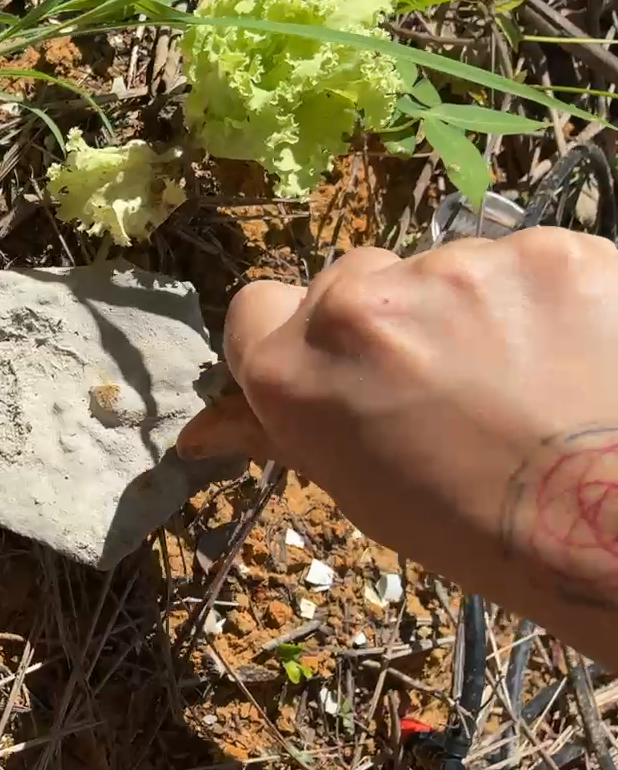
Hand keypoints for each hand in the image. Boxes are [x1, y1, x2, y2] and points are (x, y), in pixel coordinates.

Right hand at [178, 227, 617, 661]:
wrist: (614, 518)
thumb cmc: (456, 513)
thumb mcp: (338, 471)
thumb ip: (267, 428)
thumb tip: (192, 437)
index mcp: (286, 367)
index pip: (254, 303)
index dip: (288, 331)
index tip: (331, 364)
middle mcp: (352, 308)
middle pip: (346, 277)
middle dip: (376, 313)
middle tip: (426, 370)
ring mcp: (453, 271)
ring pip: (436, 266)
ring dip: (458, 302)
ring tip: (511, 363)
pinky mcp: (552, 251)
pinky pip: (518, 259)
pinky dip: (534, 293)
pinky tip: (565, 343)